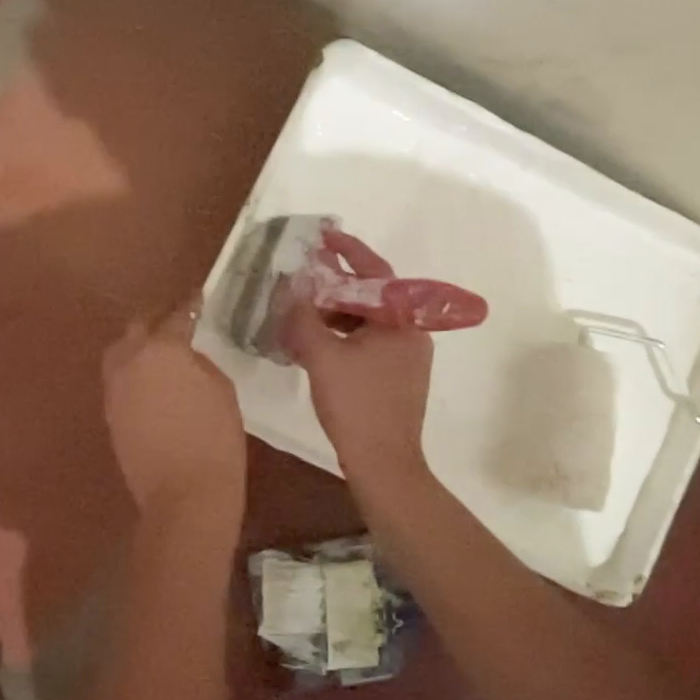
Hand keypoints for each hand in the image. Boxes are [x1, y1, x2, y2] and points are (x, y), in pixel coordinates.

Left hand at [102, 300, 247, 528]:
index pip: (176, 315)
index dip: (191, 306)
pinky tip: (154, 384)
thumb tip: (187, 356)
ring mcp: (114, 389)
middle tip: (177, 324)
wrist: (183, 496)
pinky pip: (120, 381)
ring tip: (162, 354)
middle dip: (157, 321)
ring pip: (121, 353)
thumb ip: (199, 362)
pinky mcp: (109, 414)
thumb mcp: (221, 389)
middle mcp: (129, 361)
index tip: (201, 300)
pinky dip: (134, 374)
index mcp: (161, 348)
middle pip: (138, 327)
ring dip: (140, 347)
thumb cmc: (215, 438)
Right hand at [284, 231, 433, 483]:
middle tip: (304, 277)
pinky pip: (369, 343)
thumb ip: (303, 316)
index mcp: (400, 319)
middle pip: (371, 296)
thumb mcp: (322, 356)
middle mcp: (410, 331)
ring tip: (302, 315)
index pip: (375, 270)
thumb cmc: (356, 404)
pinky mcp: (399, 377)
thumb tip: (289, 286)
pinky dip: (343, 337)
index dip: (348, 250)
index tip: (324, 236)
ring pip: (367, 322)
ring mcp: (407, 356)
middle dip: (335, 286)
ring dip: (335, 314)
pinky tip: (316, 345)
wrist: (385, 463)